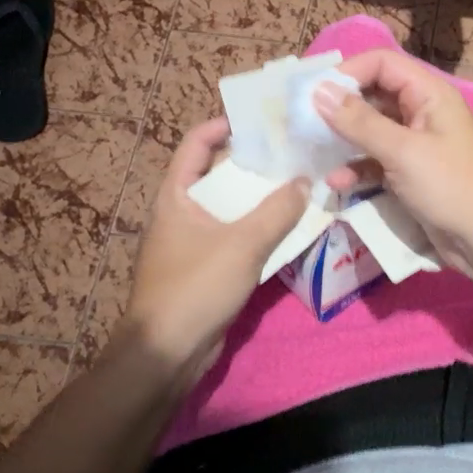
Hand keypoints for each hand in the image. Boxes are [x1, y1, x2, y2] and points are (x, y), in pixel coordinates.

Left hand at [125, 117, 307, 368]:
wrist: (166, 353)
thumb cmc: (196, 287)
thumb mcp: (243, 244)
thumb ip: (278, 211)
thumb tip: (305, 182)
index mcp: (177, 196)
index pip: (195, 143)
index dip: (223, 125)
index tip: (261, 119)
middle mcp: (182, 212)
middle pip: (218, 173)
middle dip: (255, 161)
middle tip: (294, 149)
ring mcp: (193, 241)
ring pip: (231, 206)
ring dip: (262, 196)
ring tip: (301, 182)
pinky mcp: (206, 267)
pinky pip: (237, 234)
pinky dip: (261, 226)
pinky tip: (291, 226)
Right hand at [315, 49, 472, 282]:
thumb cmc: (452, 186)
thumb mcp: (403, 152)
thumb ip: (360, 122)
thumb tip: (319, 91)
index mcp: (430, 94)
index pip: (383, 63)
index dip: (348, 71)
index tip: (312, 92)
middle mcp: (424, 112)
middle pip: (374, 95)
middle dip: (339, 108)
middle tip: (301, 123)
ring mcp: (418, 145)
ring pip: (372, 131)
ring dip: (344, 142)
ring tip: (311, 154)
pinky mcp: (412, 175)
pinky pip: (377, 162)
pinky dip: (357, 169)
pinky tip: (336, 185)